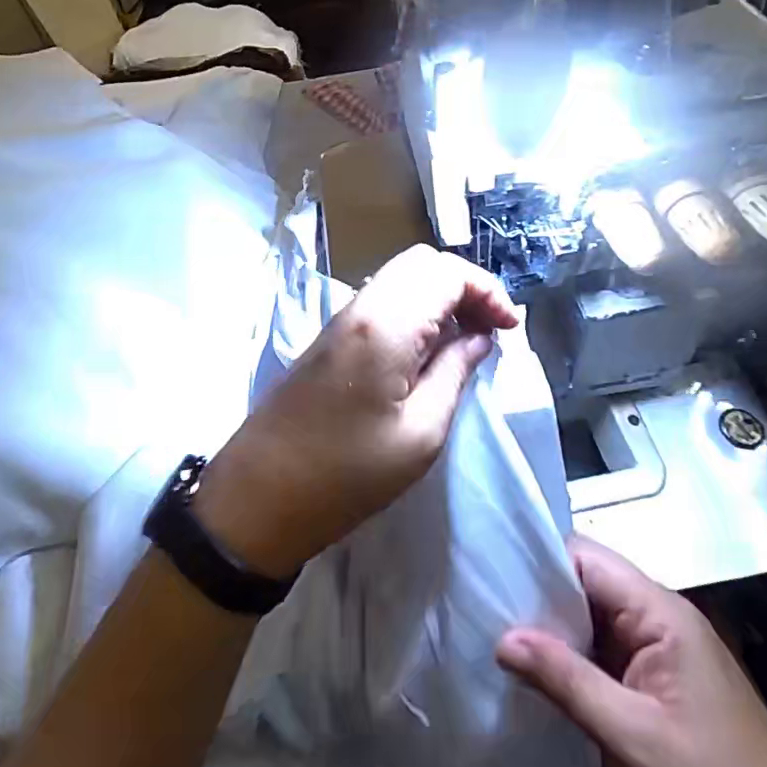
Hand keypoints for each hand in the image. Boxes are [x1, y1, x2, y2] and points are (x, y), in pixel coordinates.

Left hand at [195, 244, 519, 578]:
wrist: (256, 503)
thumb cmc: (346, 474)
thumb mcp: (421, 432)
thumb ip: (455, 372)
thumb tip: (479, 338)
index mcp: (386, 325)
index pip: (448, 273)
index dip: (489, 292)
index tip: (510, 329)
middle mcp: (361, 307)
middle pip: (424, 264)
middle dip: (467, 287)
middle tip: (491, 329)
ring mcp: (341, 322)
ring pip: (403, 278)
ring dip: (441, 297)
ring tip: (467, 340)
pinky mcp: (331, 340)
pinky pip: (384, 301)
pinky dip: (417, 310)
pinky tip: (430, 350)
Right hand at [496, 537, 766, 766]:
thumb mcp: (635, 734)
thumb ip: (569, 682)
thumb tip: (504, 638)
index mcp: (661, 610)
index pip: (589, 559)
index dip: (542, 559)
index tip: (495, 573)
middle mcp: (660, 616)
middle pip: (589, 585)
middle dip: (541, 597)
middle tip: (488, 611)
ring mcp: (660, 647)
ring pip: (594, 619)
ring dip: (554, 629)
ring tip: (501, 637)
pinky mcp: (658, 678)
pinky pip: (606, 652)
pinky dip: (573, 658)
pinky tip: (539, 671)